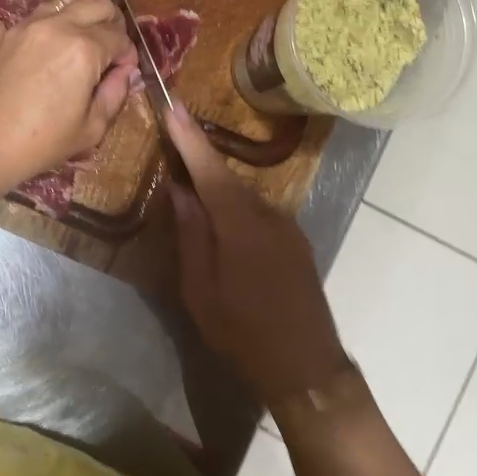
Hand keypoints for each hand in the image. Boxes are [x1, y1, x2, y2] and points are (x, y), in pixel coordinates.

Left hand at [0, 0, 137, 181]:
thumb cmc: (41, 142)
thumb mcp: (90, 128)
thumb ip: (114, 95)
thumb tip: (124, 73)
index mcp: (84, 49)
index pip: (119, 37)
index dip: (127, 54)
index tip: (123, 71)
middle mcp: (59, 27)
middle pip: (97, 3)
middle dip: (111, 22)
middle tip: (110, 48)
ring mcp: (31, 25)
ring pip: (68, 0)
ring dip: (82, 15)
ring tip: (83, 42)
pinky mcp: (11, 32)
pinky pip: (42, 13)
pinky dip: (57, 20)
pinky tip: (56, 47)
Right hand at [164, 105, 351, 406]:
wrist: (306, 368)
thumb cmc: (242, 333)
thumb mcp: (200, 290)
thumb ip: (191, 236)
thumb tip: (181, 192)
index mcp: (241, 225)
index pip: (210, 171)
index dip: (189, 139)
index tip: (172, 107)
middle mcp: (269, 216)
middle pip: (227, 179)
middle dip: (198, 161)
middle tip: (170, 146)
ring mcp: (288, 229)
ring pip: (243, 197)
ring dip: (216, 189)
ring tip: (188, 188)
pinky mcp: (296, 243)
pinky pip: (257, 213)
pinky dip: (234, 208)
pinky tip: (219, 222)